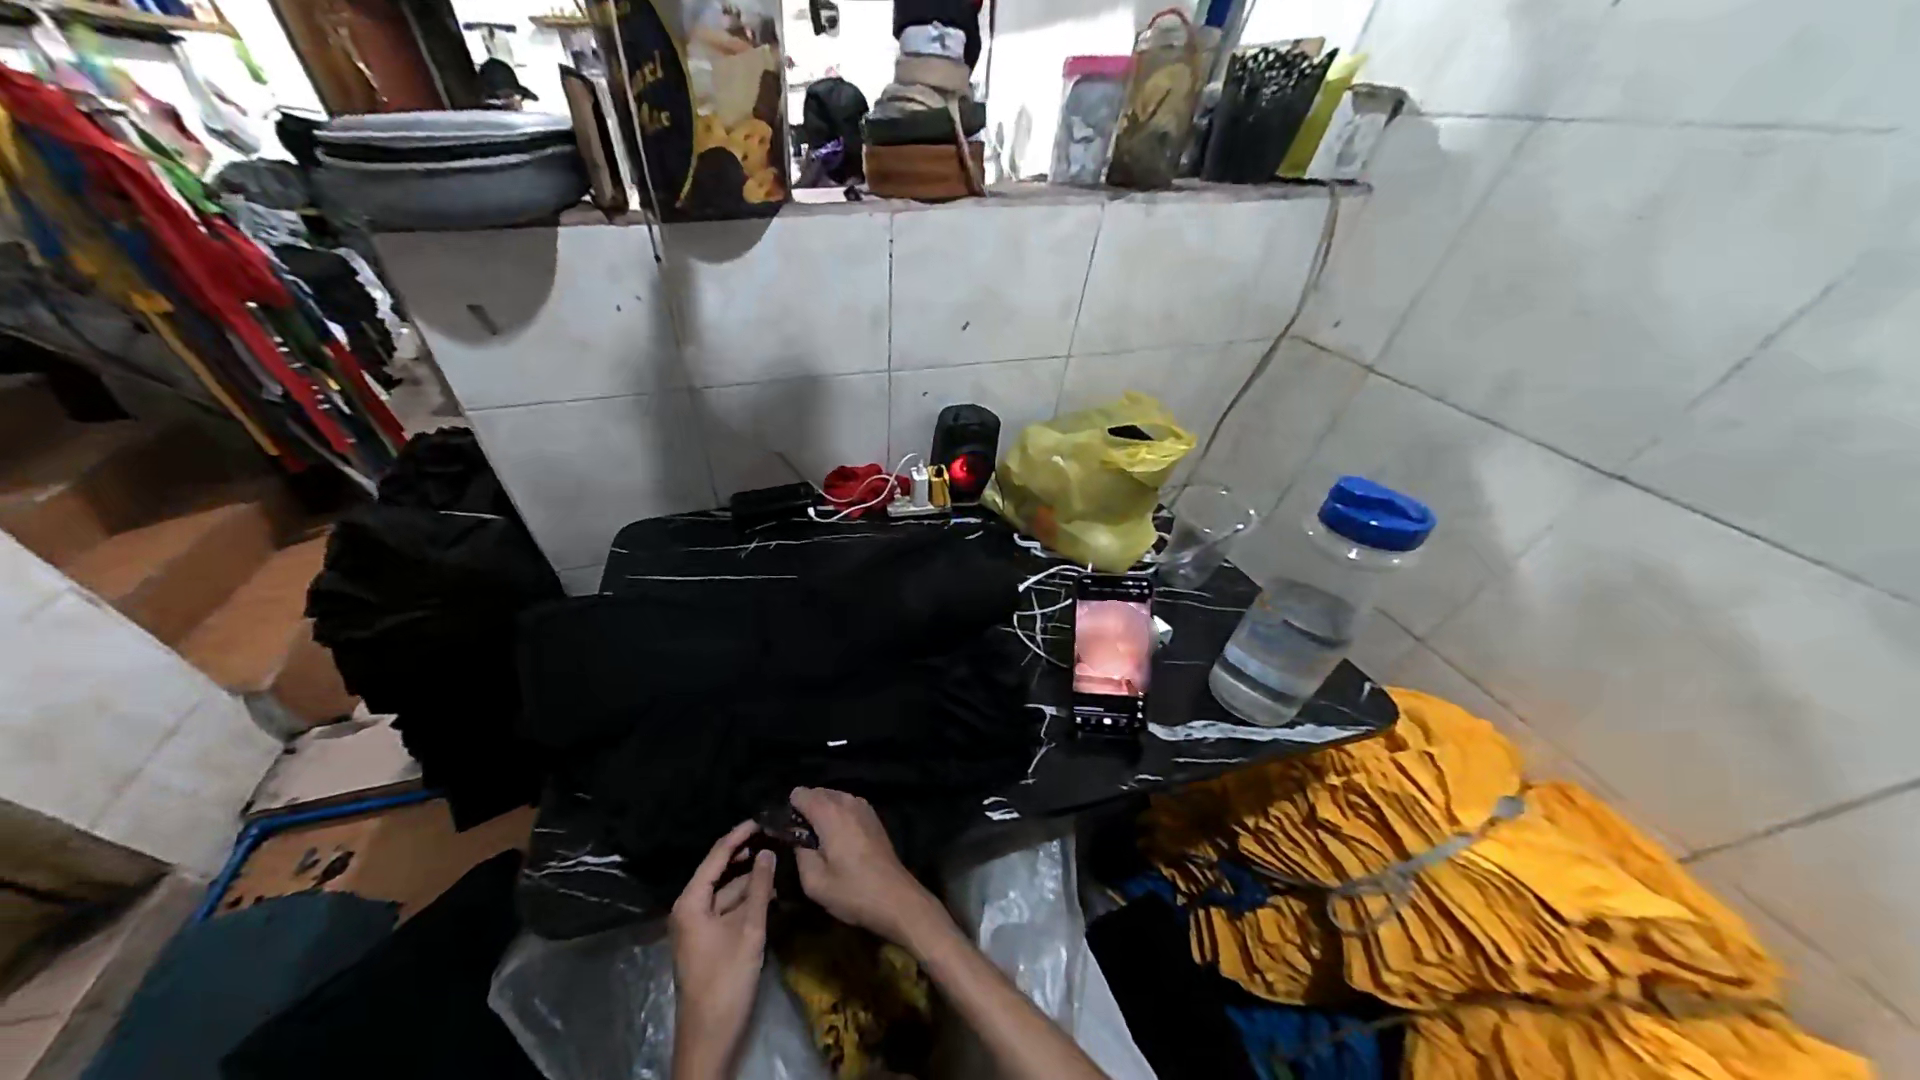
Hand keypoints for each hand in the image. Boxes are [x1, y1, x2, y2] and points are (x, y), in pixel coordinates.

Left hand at [670, 821, 774, 1079]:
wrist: (710, 1034)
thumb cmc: (726, 977)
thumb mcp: (749, 928)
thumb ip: (759, 887)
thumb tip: (768, 851)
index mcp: (690, 901)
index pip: (716, 855)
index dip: (739, 835)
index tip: (763, 818)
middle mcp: (689, 908)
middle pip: (719, 871)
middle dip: (746, 854)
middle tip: (776, 836)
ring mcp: (697, 925)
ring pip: (726, 890)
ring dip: (750, 878)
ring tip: (780, 860)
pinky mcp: (708, 939)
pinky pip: (728, 908)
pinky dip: (748, 898)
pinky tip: (771, 890)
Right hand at [789, 787, 952, 949]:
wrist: (895, 898)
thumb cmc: (852, 891)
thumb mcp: (814, 881)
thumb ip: (799, 852)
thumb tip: (796, 838)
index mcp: (830, 812)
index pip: (800, 794)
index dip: (789, 809)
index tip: (785, 831)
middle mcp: (847, 801)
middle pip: (818, 793)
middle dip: (805, 810)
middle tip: (799, 840)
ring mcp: (864, 807)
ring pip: (834, 798)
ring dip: (822, 813)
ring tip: (818, 842)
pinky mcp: (873, 817)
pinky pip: (847, 806)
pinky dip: (837, 816)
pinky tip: (837, 841)